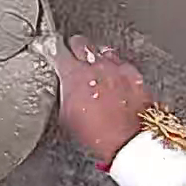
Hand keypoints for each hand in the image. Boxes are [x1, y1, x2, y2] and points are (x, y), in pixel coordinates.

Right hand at [47, 35, 152, 164]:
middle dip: (75, 47)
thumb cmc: (98, 135)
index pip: (57, 49)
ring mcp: (117, 68)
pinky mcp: (135, 76)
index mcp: (74, 74)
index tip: (49, 48)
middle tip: (73, 55)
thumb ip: (64, 93)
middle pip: (81, 42)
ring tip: (96, 68)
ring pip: (103, 50)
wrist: (130, 143)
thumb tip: (63, 87)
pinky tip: (115, 79)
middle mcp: (96, 66)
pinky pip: (123, 64)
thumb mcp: (67, 116)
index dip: (51, 47)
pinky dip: (117, 69)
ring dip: (98, 57)